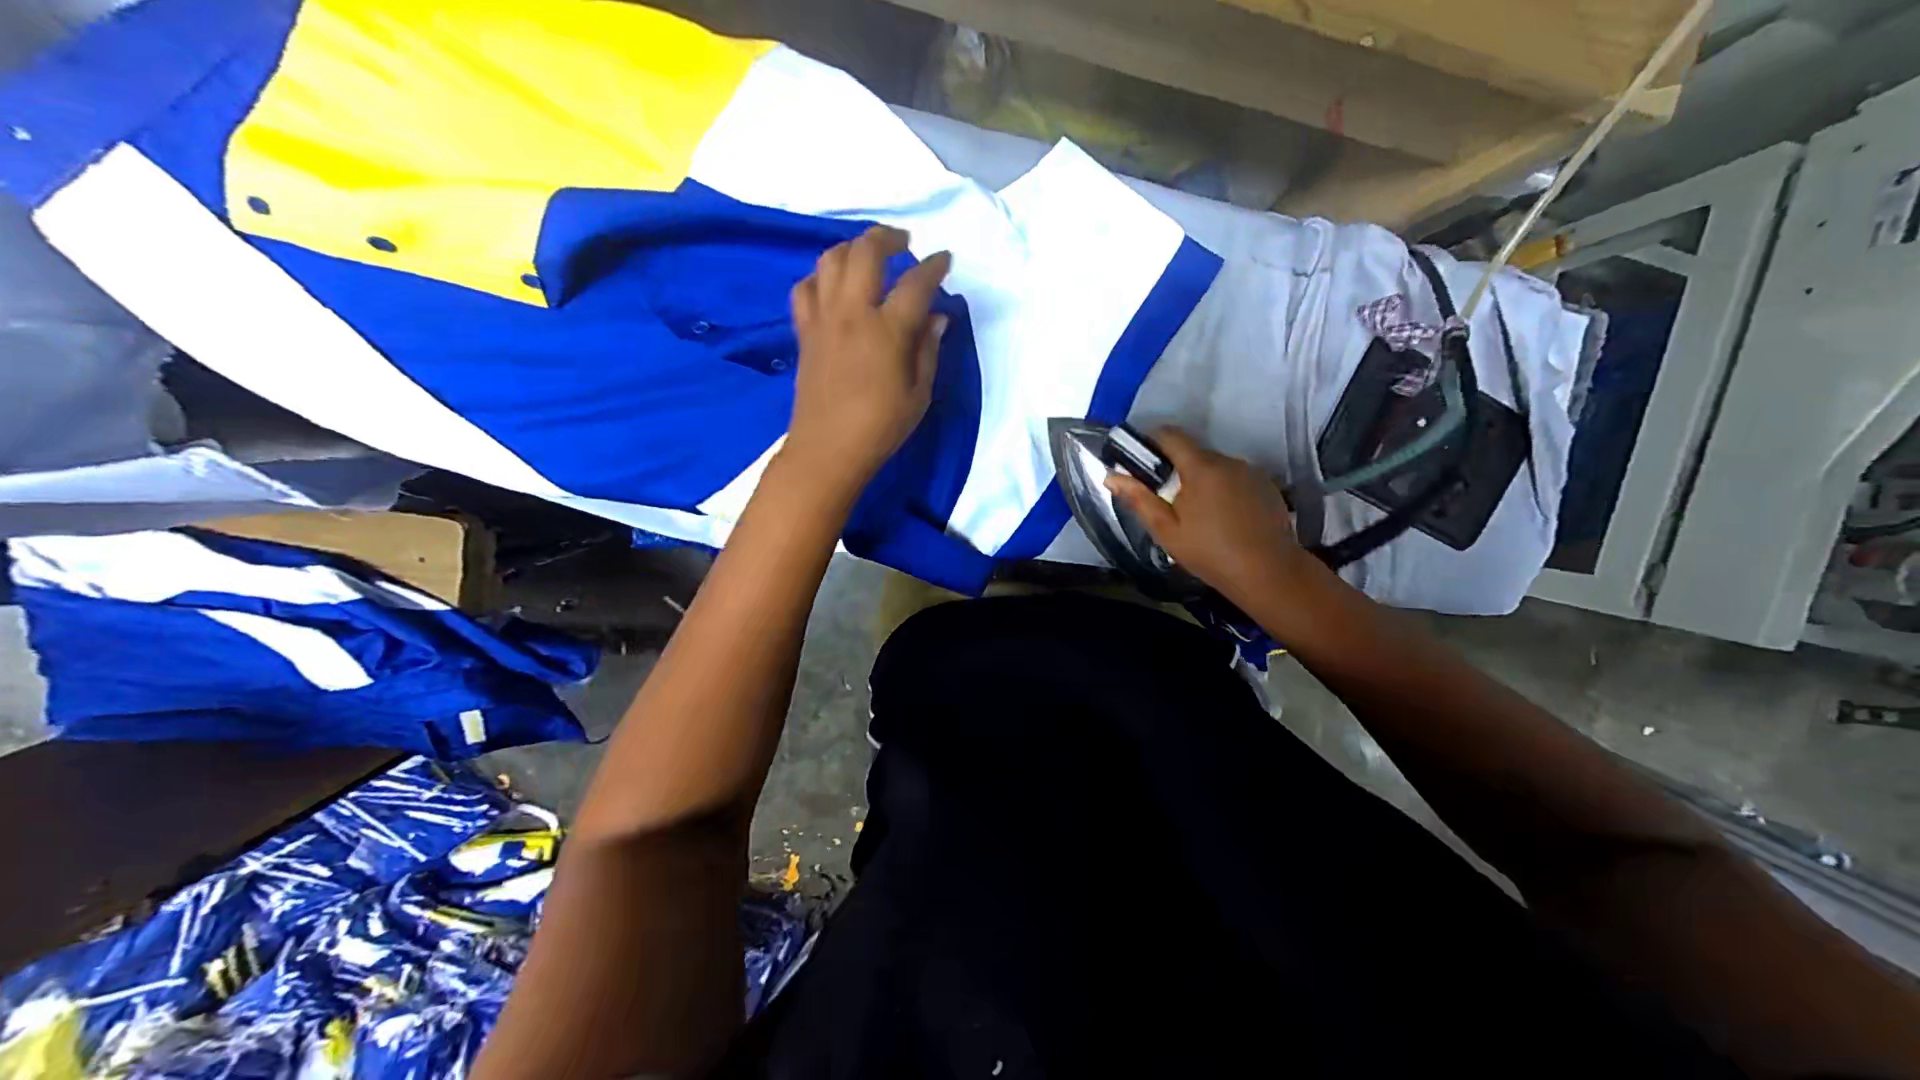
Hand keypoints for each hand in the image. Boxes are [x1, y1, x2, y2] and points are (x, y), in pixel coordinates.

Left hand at [785, 225, 951, 499]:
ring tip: (868, 256)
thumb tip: (936, 316)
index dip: (934, 266)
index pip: (915, 282)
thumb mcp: (919, 394)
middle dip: (888, 237)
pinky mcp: (804, 331)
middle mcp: (852, 313)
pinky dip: (820, 277)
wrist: (827, 450)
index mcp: (887, 330)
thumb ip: (928, 349)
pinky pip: (805, 288)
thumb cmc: (880, 428)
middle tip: (903, 242)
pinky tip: (832, 286)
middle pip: (866, 252)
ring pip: (830, 260)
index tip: (944, 259)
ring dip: (852, 248)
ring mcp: (823, 319)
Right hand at [1105, 428, 1327, 605]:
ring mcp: (1252, 472)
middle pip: (1193, 453)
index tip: (1138, 458)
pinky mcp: (1267, 486)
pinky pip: (1236, 478)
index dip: (1150, 440)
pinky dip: (1223, 489)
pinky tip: (1223, 518)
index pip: (1171, 435)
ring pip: (1216, 467)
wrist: (1269, 572)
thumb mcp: (1167, 530)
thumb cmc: (1210, 553)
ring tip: (1196, 513)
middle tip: (1164, 498)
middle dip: (1175, 468)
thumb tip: (1111, 477)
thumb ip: (1139, 499)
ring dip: (1201, 480)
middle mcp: (1228, 461)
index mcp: (1201, 468)